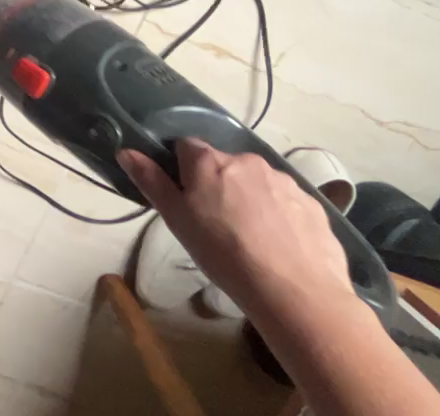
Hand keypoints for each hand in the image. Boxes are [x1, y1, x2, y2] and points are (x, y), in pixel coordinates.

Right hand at [119, 139, 356, 325]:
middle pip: (223, 164)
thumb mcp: (176, 219)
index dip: (181, 168)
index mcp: (210, 161)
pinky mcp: (313, 206)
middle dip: (217, 183)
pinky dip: (278, 214)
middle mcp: (248, 161)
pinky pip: (286, 201)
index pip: (185, 146)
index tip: (184, 195)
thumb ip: (151, 180)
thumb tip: (126, 151)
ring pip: (256, 182)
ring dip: (249, 197)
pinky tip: (278, 244)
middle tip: (214, 219)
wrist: (295, 293)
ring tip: (250, 235)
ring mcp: (285, 182)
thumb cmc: (223, 252)